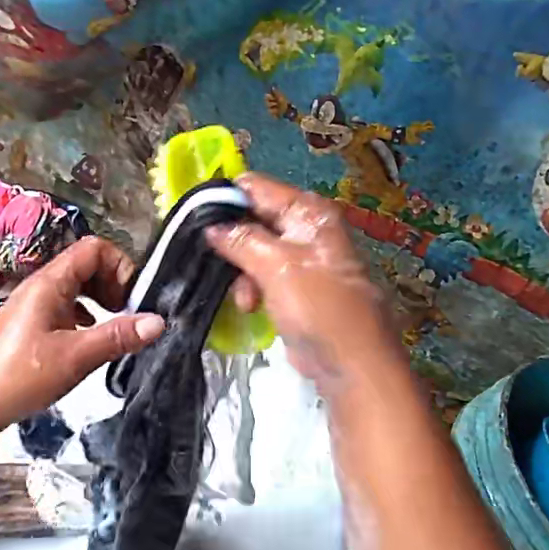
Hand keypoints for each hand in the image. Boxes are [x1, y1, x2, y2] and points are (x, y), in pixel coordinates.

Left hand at [0, 237, 163, 451]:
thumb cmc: (19, 376)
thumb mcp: (76, 356)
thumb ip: (117, 336)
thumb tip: (158, 321)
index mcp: (50, 283)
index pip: (94, 248)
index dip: (120, 266)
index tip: (132, 299)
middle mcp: (40, 287)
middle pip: (86, 265)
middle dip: (113, 284)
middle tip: (126, 315)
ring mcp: (33, 305)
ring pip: (76, 287)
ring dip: (99, 300)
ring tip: (112, 328)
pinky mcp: (29, 325)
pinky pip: (65, 307)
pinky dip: (84, 316)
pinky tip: (88, 339)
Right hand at [205, 173, 402, 392]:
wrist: (350, 362)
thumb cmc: (318, 308)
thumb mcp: (276, 266)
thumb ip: (241, 239)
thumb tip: (211, 224)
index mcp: (308, 212)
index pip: (256, 187)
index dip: (225, 200)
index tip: (197, 220)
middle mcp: (305, 228)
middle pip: (253, 218)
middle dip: (230, 240)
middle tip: (213, 260)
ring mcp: (300, 257)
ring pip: (251, 249)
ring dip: (239, 271)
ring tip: (242, 297)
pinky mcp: (293, 285)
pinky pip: (260, 274)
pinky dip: (250, 287)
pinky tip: (249, 306)